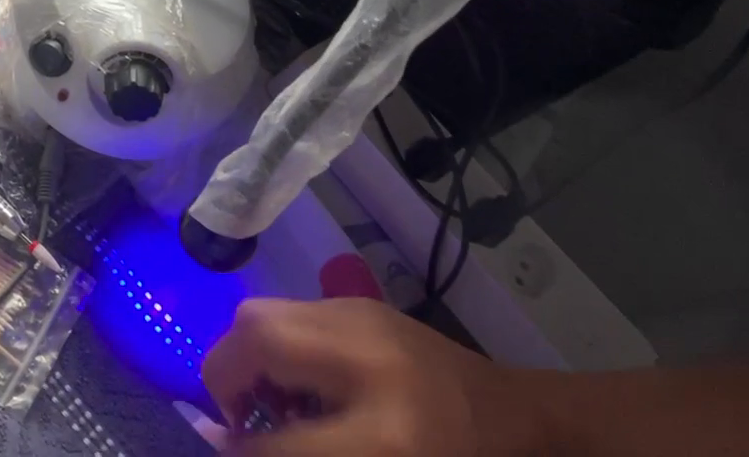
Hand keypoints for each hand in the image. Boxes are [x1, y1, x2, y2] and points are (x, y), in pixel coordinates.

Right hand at [201, 298, 541, 455]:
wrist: (519, 421)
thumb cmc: (452, 454)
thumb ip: (299, 453)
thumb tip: (232, 442)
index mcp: (383, 430)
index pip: (280, 437)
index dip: (240, 444)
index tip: (230, 448)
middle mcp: (363, 354)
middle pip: (254, 337)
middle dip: (228, 377)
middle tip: (248, 420)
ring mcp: (356, 316)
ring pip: (261, 318)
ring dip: (246, 357)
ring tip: (275, 402)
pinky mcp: (357, 306)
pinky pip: (287, 316)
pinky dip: (271, 344)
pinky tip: (301, 380)